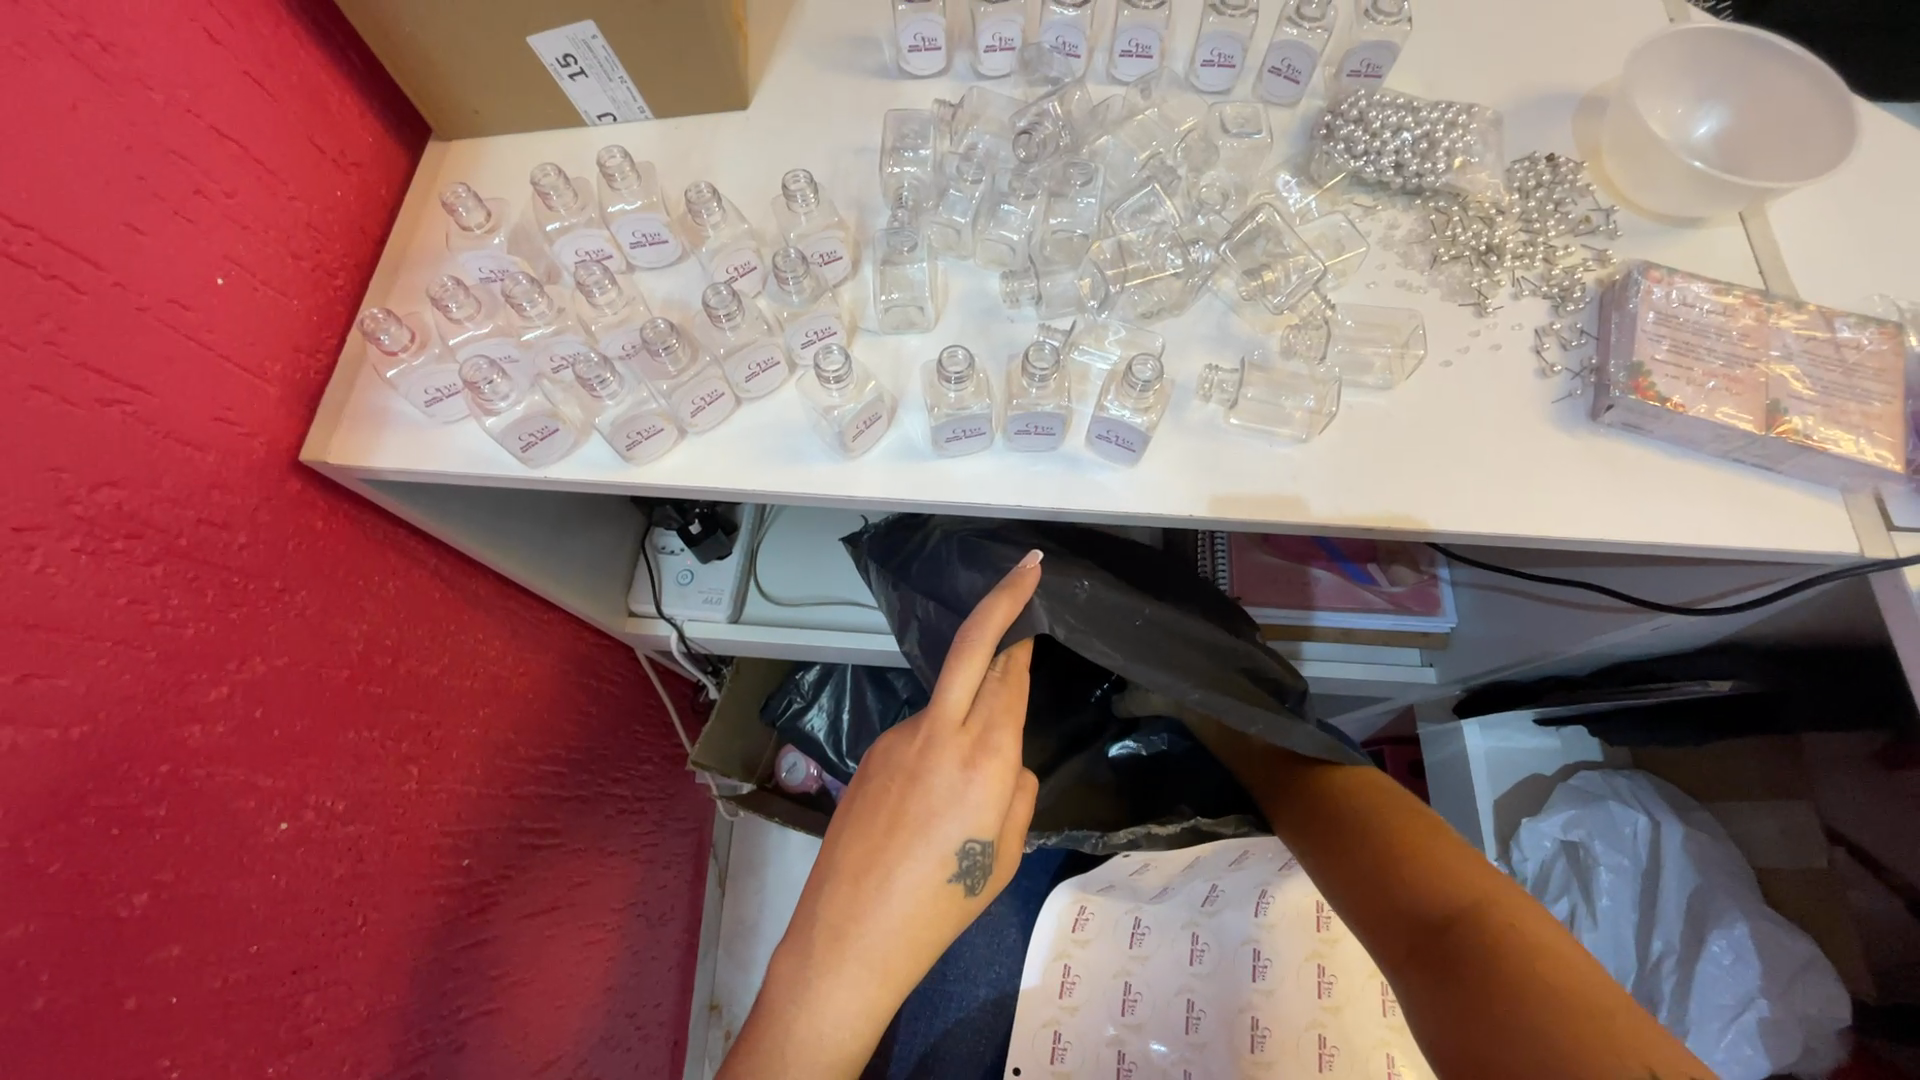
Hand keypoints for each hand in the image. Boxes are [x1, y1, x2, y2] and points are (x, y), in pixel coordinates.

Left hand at [720, 549, 1042, 1078]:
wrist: (849, 933)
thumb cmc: (940, 906)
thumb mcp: (1002, 856)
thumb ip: (1014, 791)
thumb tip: (1004, 760)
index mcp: (985, 760)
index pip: (1010, 678)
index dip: (1023, 637)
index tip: (1033, 606)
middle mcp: (941, 732)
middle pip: (973, 646)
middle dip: (1003, 599)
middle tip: (1028, 565)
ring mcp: (899, 736)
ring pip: (948, 694)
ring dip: (974, 691)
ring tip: (976, 765)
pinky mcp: (872, 751)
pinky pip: (921, 731)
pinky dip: (941, 741)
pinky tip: (934, 795)